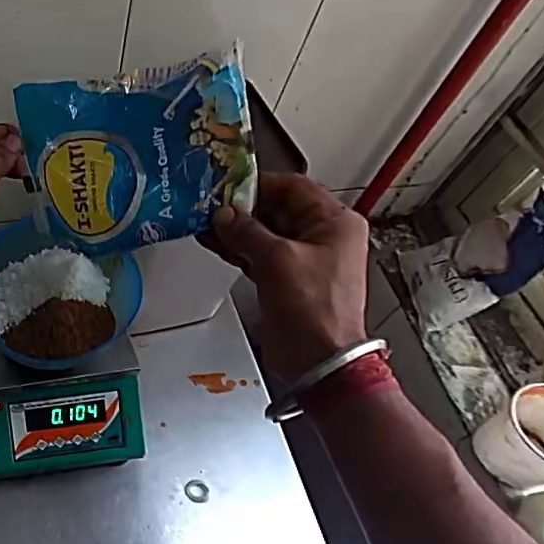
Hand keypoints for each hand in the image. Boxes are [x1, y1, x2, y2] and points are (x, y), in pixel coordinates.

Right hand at [199, 172, 370, 377]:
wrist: (317, 358)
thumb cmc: (315, 310)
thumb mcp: (278, 260)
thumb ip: (248, 232)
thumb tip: (225, 216)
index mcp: (335, 223)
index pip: (294, 188)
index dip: (260, 185)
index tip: (229, 185)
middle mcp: (322, 238)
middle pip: (278, 211)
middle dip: (244, 209)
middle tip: (212, 204)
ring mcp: (303, 261)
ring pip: (266, 235)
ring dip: (238, 230)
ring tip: (207, 223)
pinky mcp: (287, 282)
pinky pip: (260, 257)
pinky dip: (240, 251)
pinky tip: (217, 243)